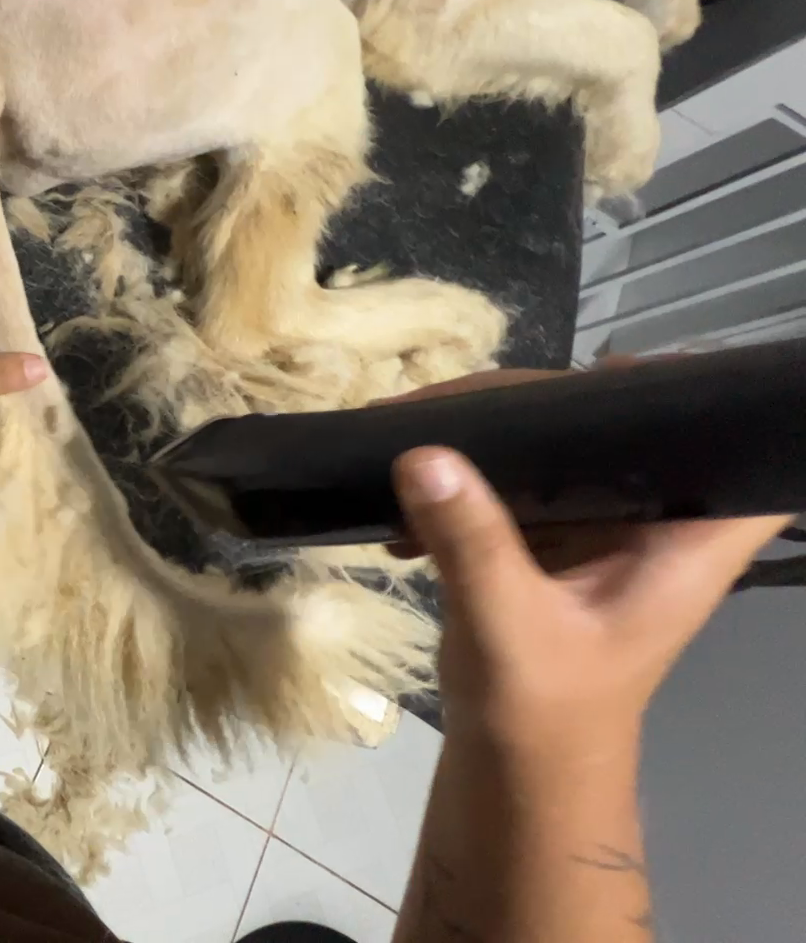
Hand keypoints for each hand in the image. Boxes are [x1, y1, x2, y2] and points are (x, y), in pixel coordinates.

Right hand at [388, 369, 789, 762]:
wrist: (515, 760)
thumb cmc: (540, 703)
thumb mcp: (504, 620)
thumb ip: (470, 539)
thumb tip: (421, 454)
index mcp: (678, 544)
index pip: (729, 457)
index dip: (694, 402)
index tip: (613, 368)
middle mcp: (642, 530)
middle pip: (611, 439)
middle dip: (529, 410)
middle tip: (447, 400)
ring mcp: (588, 540)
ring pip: (548, 461)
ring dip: (477, 442)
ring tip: (406, 430)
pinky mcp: (537, 550)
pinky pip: (499, 492)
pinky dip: (452, 484)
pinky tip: (400, 494)